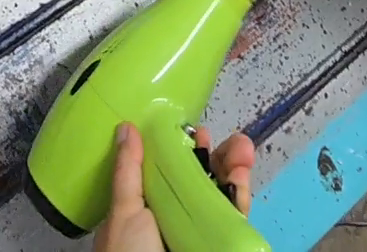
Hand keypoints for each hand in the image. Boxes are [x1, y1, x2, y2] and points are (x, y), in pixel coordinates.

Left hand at [93, 122, 255, 251]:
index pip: (172, 172)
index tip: (194, 131)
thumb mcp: (123, 213)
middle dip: (219, 156)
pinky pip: (235, 220)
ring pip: (223, 196)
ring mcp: (202, 236)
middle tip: (231, 140)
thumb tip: (126, 126)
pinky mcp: (222, 248)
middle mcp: (179, 220)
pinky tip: (243, 175)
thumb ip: (129, 171)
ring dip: (235, 168)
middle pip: (204, 181)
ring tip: (243, 150)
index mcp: (150, 210)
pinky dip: (242, 195)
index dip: (186, 149)